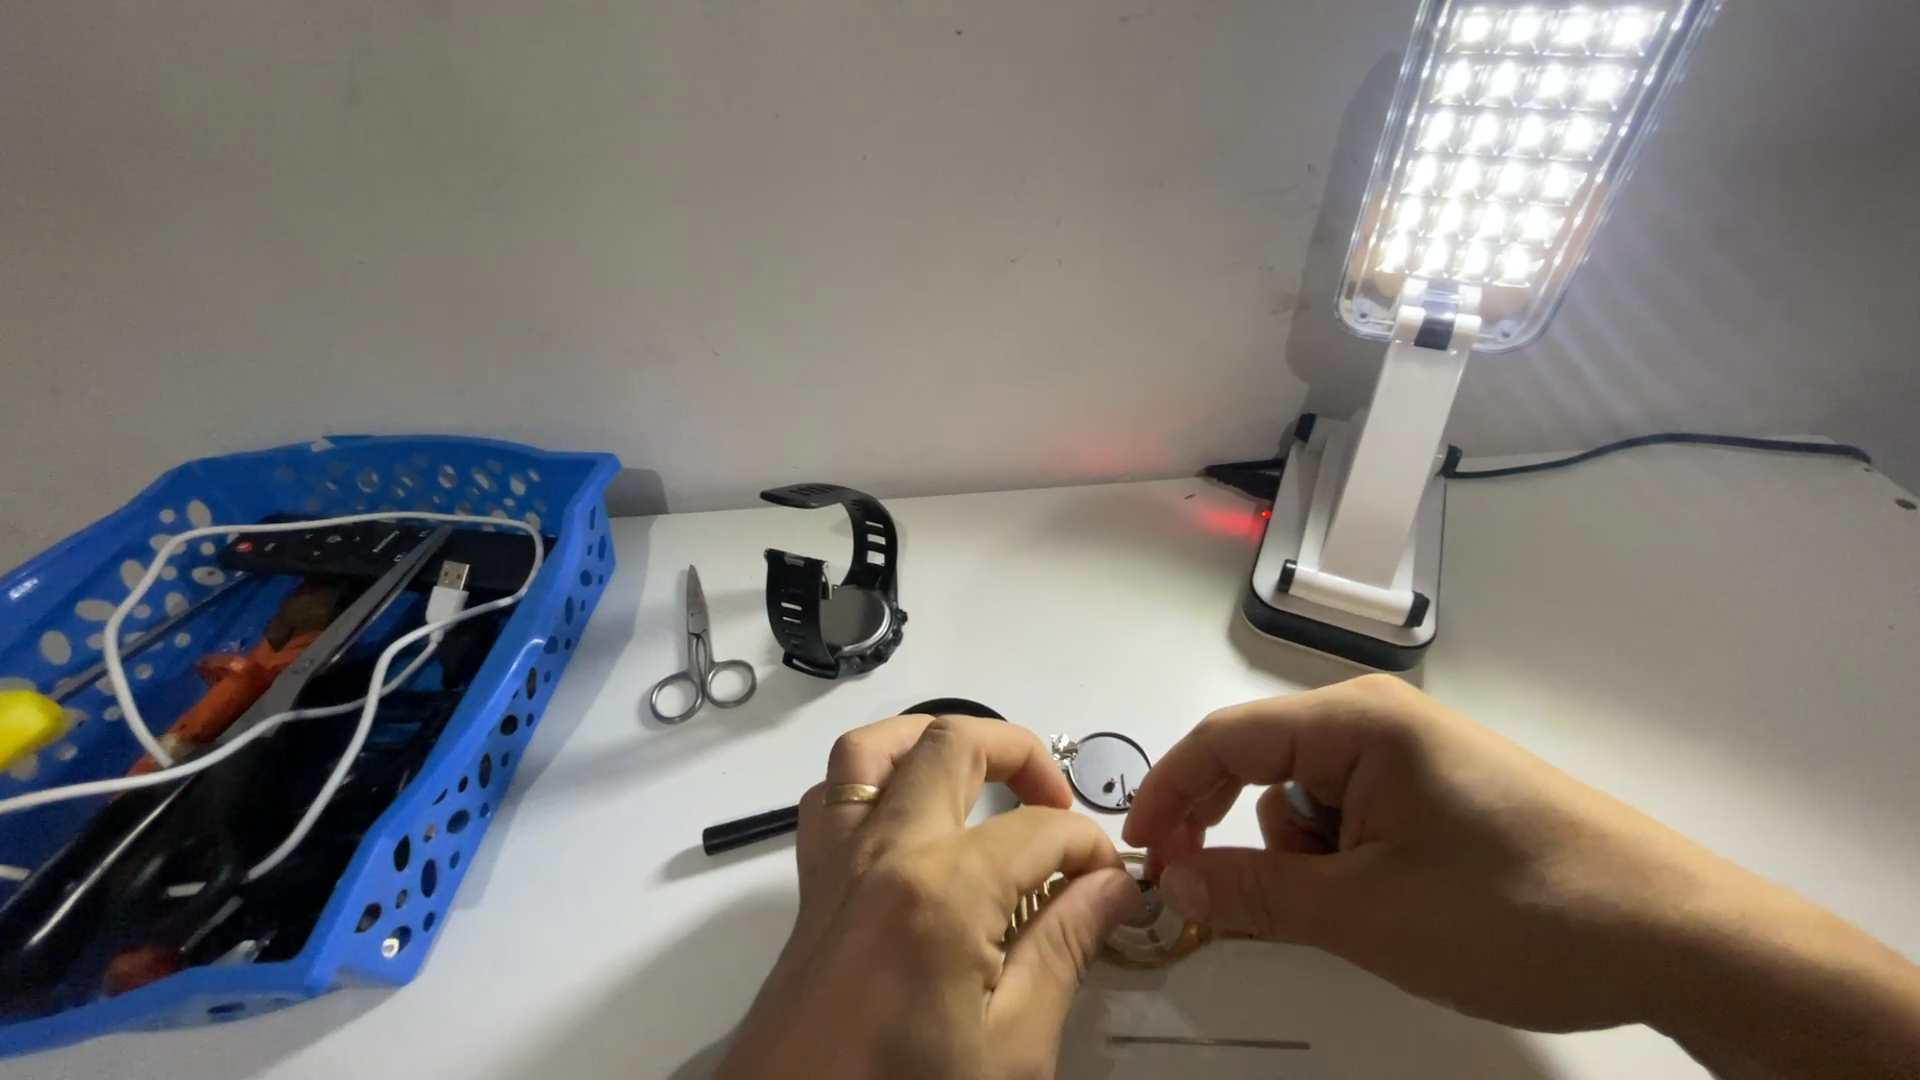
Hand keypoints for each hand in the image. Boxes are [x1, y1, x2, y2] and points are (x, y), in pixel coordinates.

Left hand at [717, 715, 1141, 1079]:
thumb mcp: (1012, 1048)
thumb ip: (1064, 948)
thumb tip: (1111, 886)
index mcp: (943, 890)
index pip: (1040, 830)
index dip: (1089, 848)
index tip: (1109, 880)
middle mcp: (886, 849)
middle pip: (954, 744)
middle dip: (1020, 753)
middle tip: (1055, 805)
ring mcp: (839, 857)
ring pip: (875, 746)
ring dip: (934, 741)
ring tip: (979, 774)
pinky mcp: (812, 879)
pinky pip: (832, 793)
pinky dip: (874, 778)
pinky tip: (908, 813)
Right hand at [1122, 675, 1749, 1033]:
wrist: (1691, 944)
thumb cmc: (1524, 913)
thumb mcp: (1369, 914)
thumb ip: (1255, 893)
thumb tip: (1172, 881)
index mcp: (1356, 720)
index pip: (1226, 738)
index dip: (1171, 789)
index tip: (1140, 845)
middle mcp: (1374, 718)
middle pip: (1260, 763)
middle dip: (1236, 829)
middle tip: (1214, 890)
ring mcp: (1406, 751)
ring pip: (1302, 796)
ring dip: (1301, 854)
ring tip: (1360, 906)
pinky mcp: (1430, 785)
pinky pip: (1346, 809)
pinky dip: (1339, 856)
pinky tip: (1391, 895)